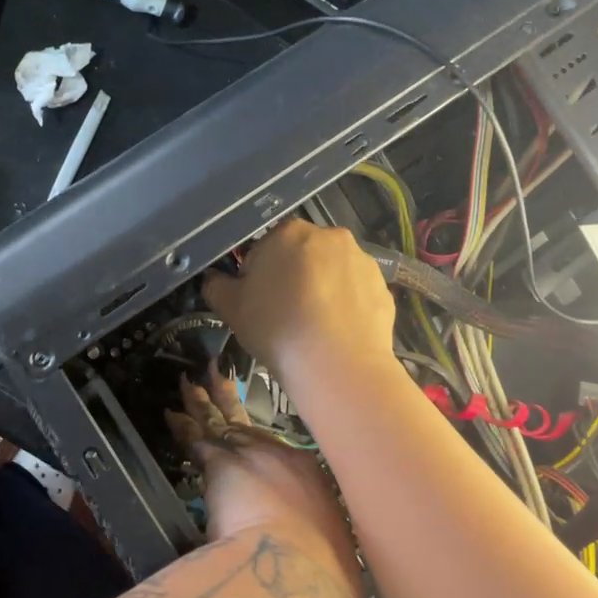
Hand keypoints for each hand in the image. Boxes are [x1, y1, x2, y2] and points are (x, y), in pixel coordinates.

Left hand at [166, 364, 353, 563]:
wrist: (296, 568)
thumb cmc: (318, 568)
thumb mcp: (327, 546)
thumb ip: (316, 536)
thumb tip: (316, 550)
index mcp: (312, 476)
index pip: (280, 450)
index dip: (261, 444)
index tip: (250, 439)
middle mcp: (283, 456)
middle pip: (249, 427)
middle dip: (230, 404)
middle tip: (216, 376)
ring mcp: (252, 454)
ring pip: (221, 422)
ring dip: (202, 405)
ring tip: (189, 384)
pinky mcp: (222, 464)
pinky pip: (197, 439)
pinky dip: (183, 427)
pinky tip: (171, 415)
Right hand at [203, 219, 397, 378]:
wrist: (337, 366)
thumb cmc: (276, 327)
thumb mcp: (230, 308)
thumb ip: (216, 285)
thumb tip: (214, 279)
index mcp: (289, 232)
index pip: (264, 246)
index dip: (256, 274)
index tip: (255, 300)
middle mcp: (330, 236)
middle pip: (301, 254)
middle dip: (291, 276)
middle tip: (282, 313)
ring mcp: (362, 261)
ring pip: (331, 272)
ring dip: (320, 289)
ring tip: (312, 327)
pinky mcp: (383, 288)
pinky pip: (355, 293)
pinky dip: (345, 307)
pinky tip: (335, 334)